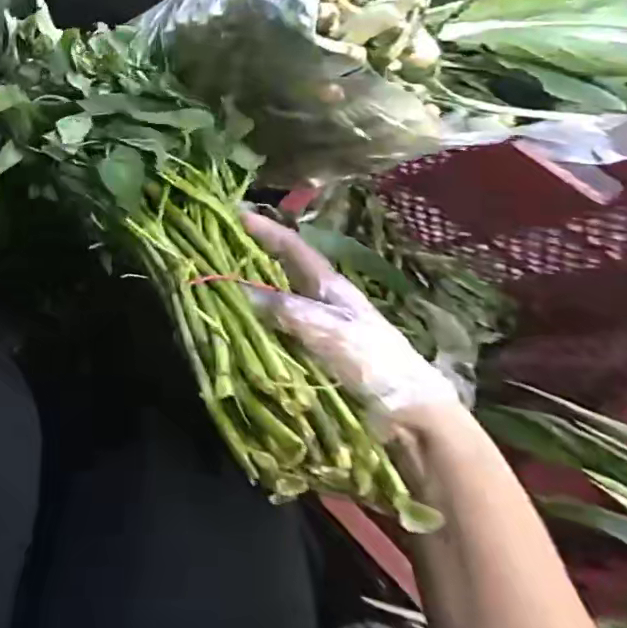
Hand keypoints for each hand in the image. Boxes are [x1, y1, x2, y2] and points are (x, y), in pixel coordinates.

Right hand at [239, 209, 458, 425]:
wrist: (408, 414)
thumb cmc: (372, 360)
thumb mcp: (325, 328)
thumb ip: (282, 307)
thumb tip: (237, 288)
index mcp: (330, 285)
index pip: (293, 247)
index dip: (266, 230)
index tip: (236, 214)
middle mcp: (322, 300)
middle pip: (282, 269)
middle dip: (252, 255)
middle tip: (218, 245)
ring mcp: (318, 326)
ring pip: (276, 298)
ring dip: (249, 289)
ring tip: (219, 281)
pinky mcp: (314, 352)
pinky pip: (275, 327)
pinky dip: (255, 321)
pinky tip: (237, 322)